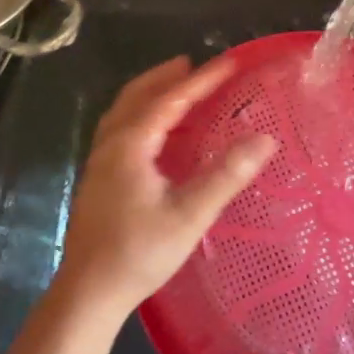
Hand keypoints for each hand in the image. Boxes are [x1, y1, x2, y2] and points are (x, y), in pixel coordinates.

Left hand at [57, 56, 276, 316]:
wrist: (89, 292)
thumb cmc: (139, 252)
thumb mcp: (189, 215)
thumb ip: (226, 175)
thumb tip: (264, 139)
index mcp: (130, 144)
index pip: (170, 99)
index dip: (202, 80)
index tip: (229, 62)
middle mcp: (110, 144)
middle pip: (138, 96)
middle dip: (167, 77)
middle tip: (195, 65)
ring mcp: (99, 161)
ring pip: (124, 112)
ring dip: (150, 94)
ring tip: (176, 89)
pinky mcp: (98, 179)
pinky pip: (120, 129)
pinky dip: (141, 115)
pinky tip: (156, 134)